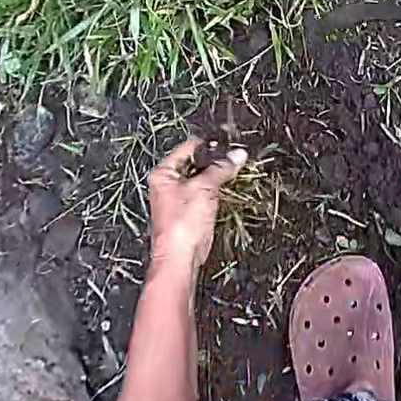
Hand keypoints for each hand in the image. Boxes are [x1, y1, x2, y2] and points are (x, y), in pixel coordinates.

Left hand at [146, 138, 246, 275]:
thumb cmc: (182, 224)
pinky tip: (228, 186)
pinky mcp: (190, 211)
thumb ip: (221, 169)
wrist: (180, 257)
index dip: (207, 145)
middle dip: (214, 161)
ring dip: (217, 175)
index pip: (187, 148)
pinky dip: (216, 189)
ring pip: (201, 179)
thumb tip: (236, 155)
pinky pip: (205, 193)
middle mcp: (168, 184)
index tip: (227, 142)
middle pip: (194, 163)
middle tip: (234, 156)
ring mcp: (179, 198)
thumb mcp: (204, 188)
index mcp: (163, 173)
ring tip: (235, 168)